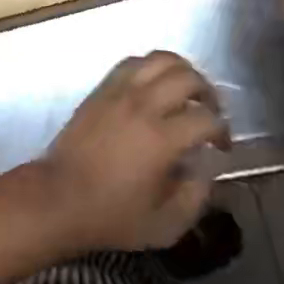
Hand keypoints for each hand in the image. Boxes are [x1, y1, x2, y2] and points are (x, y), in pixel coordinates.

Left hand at [37, 51, 229, 252]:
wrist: (60, 196)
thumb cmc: (112, 214)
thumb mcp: (166, 224)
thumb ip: (195, 194)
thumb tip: (205, 167)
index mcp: (161, 138)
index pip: (206, 118)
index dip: (223, 131)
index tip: (222, 147)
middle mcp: (142, 105)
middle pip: (186, 76)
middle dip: (208, 92)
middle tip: (211, 112)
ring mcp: (118, 91)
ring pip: (158, 59)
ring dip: (181, 71)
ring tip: (187, 92)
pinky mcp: (100, 88)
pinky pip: (131, 63)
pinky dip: (150, 67)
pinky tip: (155, 86)